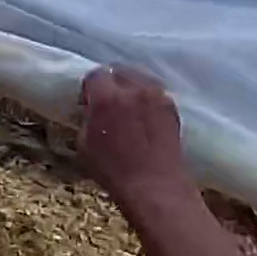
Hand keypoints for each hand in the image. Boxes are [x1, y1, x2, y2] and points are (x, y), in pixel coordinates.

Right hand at [78, 65, 194, 209]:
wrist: (154, 185)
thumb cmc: (113, 170)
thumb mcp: (85, 146)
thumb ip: (87, 120)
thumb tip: (91, 112)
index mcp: (107, 98)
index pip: (96, 74)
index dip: (89, 87)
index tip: (87, 100)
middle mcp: (134, 90)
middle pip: (119, 70)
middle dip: (110, 82)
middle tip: (106, 101)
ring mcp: (157, 96)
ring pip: (140, 77)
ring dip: (130, 86)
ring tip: (126, 106)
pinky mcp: (171, 106)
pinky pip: (155, 91)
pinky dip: (146, 97)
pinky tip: (142, 115)